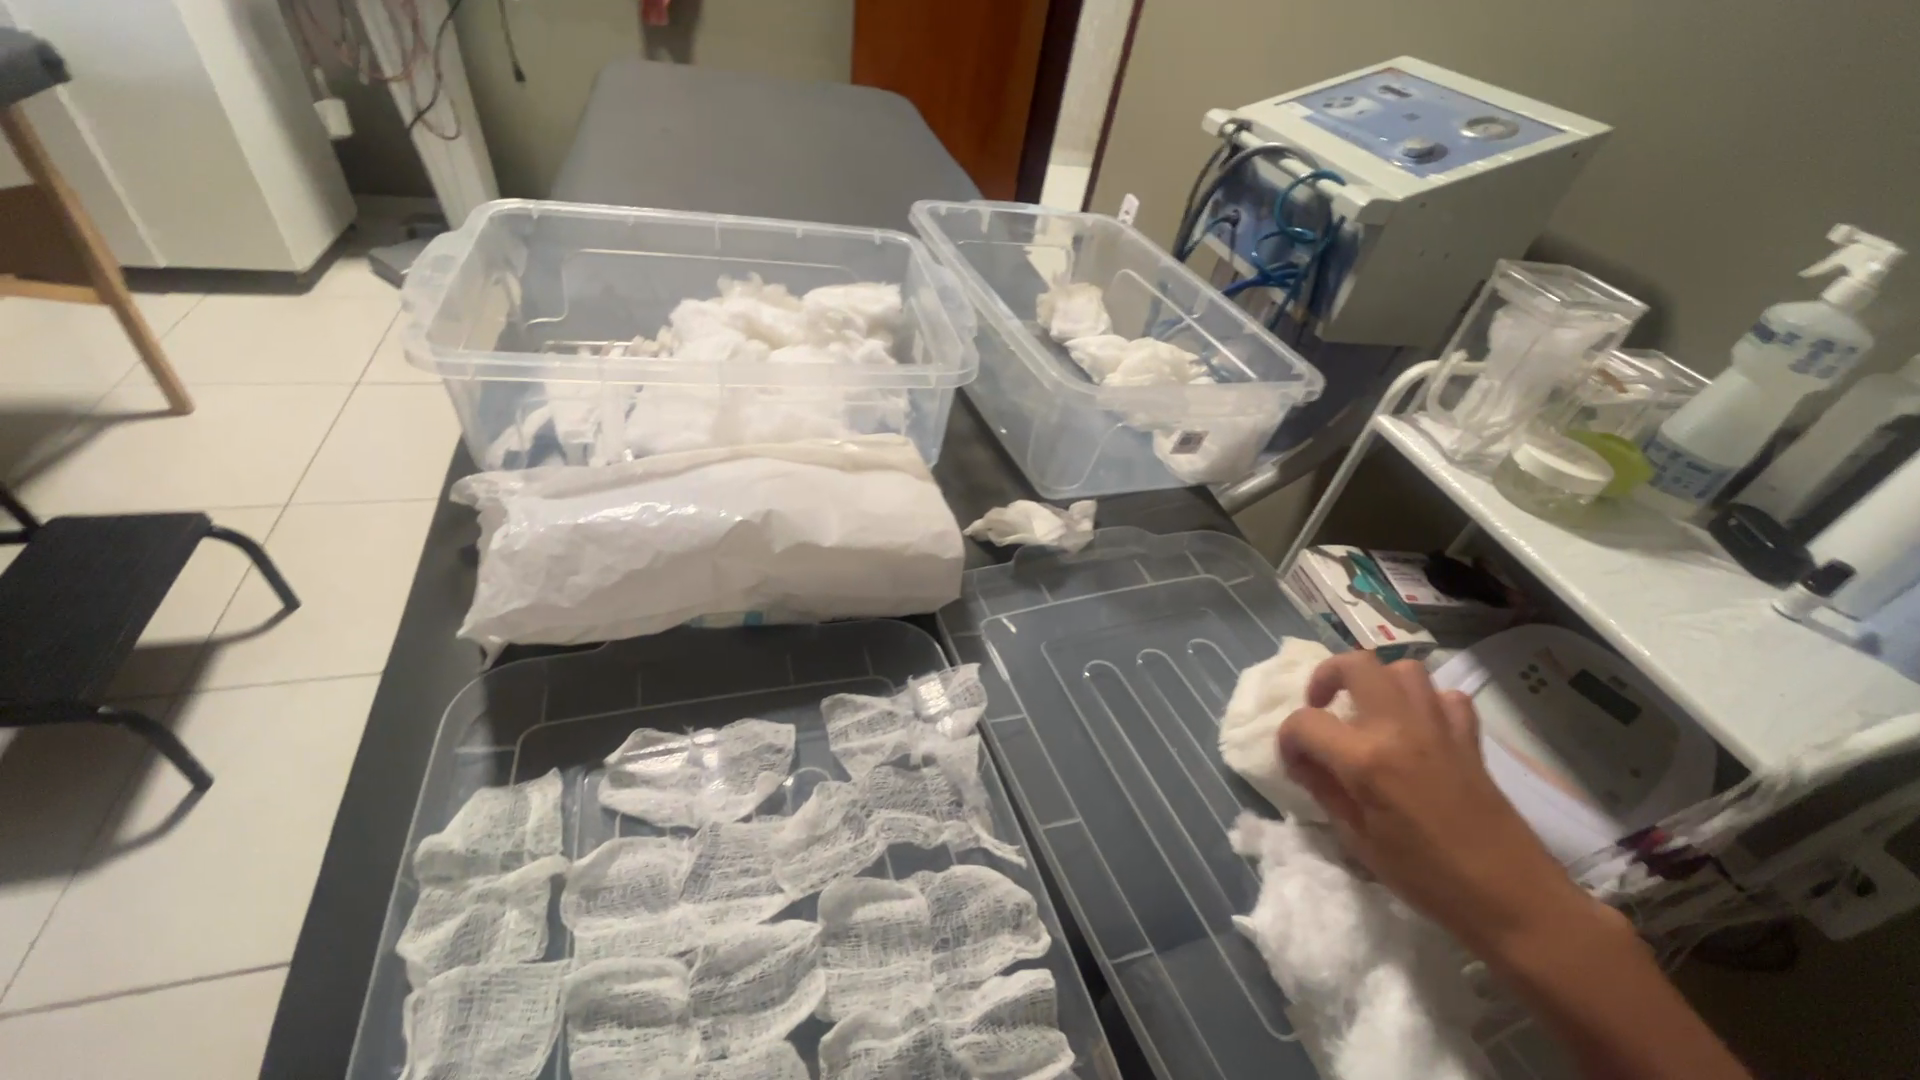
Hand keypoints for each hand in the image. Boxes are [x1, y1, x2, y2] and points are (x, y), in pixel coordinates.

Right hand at [1278, 651, 1616, 956]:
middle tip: (1321, 707)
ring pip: (1403, 669)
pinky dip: (1426, 702)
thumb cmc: (1425, 877)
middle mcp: (1400, 728)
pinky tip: (1417, 728)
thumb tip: (1303, 762)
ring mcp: (1439, 727)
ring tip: (1368, 712)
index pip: (1305, 723)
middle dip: (1326, 677)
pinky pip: (1445, 697)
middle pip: (1356, 666)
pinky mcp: (1469, 738)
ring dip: (1377, 682)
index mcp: (1365, 759)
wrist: (1509, 896)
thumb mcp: (1358, 841)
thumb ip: (1325, 790)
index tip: (1293, 761)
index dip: (1288, 739)